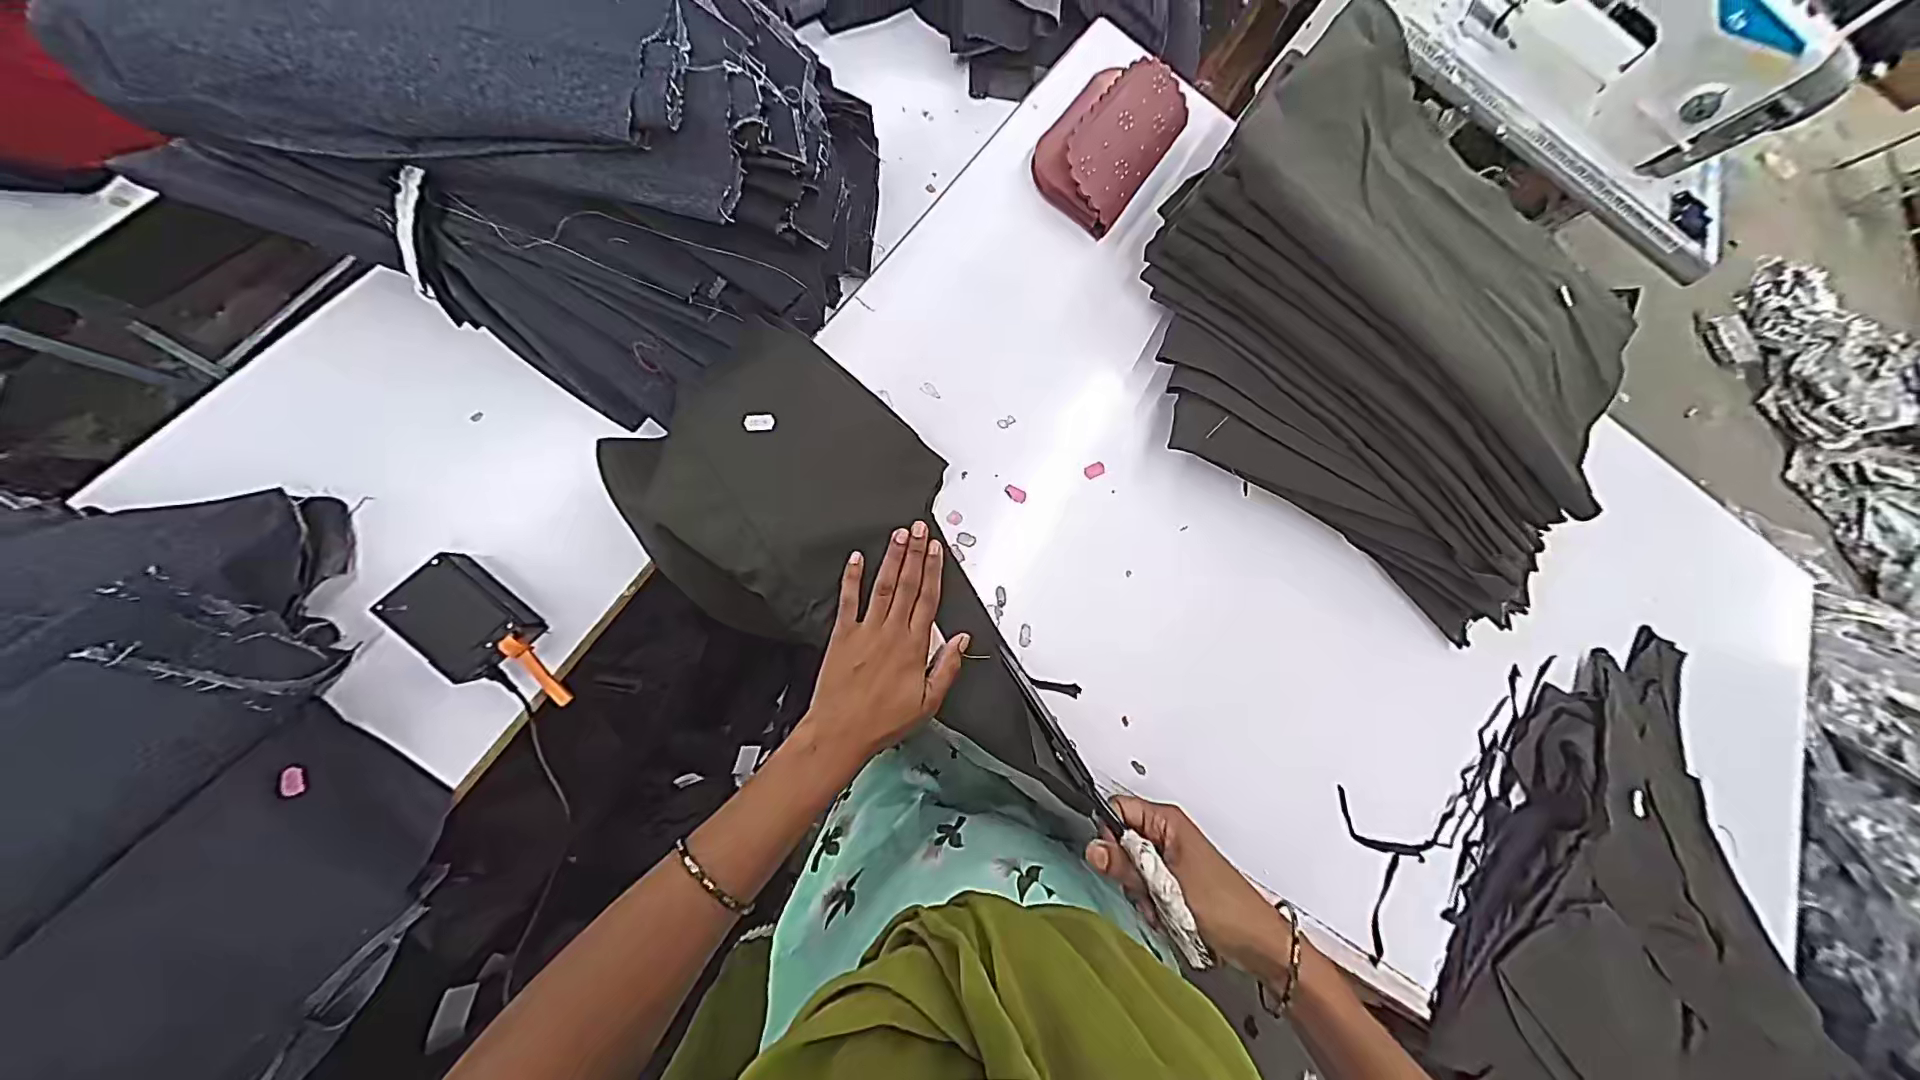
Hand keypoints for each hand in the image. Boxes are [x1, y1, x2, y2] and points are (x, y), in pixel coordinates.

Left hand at [800, 521, 968, 763]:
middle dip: (915, 554)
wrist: (840, 731)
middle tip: (919, 530)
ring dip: (892, 559)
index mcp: (913, 647)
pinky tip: (856, 560)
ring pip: (883, 586)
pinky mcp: (842, 635)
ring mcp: (865, 631)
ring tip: (898, 536)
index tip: (937, 550)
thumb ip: (947, 667)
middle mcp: (890, 633)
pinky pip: (848, 600)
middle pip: (907, 585)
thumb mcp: (928, 702)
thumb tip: (962, 641)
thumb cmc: (882, 721)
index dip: (934, 571)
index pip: (928, 599)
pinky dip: (852, 578)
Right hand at [1085, 794, 1292, 977]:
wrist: (1259, 944)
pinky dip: (1151, 906)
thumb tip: (1095, 849)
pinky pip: (1145, 889)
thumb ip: (1127, 865)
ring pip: (1131, 869)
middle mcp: (1168, 835)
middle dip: (1127, 872)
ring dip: (1140, 894)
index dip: (1108, 835)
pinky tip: (1167, 917)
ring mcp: (1171, 860)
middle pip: (1121, 843)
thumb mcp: (1167, 886)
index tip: (1114, 860)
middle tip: (1146, 888)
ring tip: (1162, 907)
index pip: (1116, 810)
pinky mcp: (1174, 883)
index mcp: (1167, 821)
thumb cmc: (1228, 909)